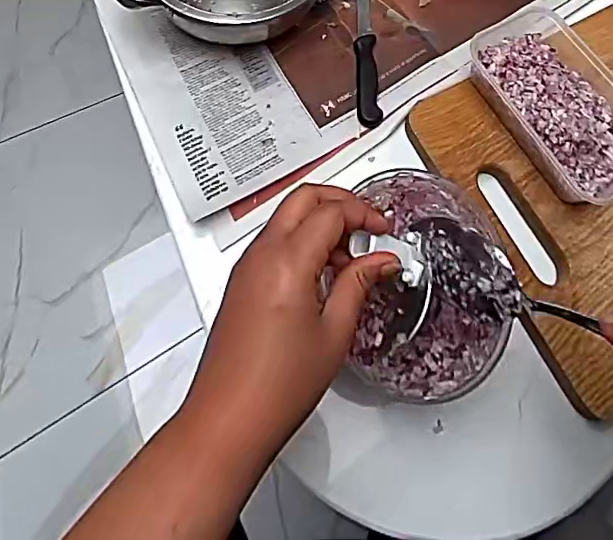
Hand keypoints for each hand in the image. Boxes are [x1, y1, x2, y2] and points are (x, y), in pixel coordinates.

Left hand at [183, 186, 396, 452]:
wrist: (229, 415)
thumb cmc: (275, 386)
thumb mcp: (334, 333)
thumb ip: (358, 285)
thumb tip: (380, 261)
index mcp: (286, 261)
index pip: (330, 211)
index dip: (363, 213)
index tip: (383, 227)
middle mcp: (261, 253)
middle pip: (303, 197)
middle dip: (340, 202)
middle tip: (368, 225)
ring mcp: (247, 263)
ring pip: (287, 215)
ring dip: (319, 221)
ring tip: (350, 259)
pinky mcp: (241, 277)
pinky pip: (274, 239)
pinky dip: (301, 240)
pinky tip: (322, 273)